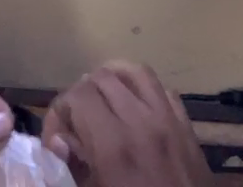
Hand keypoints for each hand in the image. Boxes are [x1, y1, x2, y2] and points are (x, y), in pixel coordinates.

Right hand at [40, 62, 208, 186]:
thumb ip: (71, 170)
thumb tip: (59, 142)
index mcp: (115, 147)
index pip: (78, 96)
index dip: (58, 111)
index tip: (54, 139)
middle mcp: (142, 123)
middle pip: (103, 77)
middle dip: (81, 94)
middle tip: (74, 124)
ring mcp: (170, 122)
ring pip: (137, 72)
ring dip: (114, 80)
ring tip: (101, 102)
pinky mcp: (188, 130)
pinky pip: (164, 91)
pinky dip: (145, 92)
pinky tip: (135, 113)